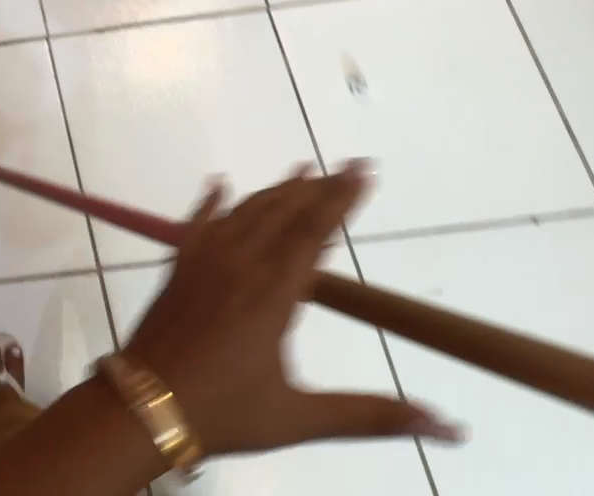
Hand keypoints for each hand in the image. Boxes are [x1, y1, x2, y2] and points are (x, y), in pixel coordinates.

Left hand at [125, 161, 461, 457]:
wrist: (144, 402)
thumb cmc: (224, 412)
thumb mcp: (301, 419)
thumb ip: (372, 416)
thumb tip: (449, 428)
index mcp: (271, 296)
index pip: (312, 235)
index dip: (339, 201)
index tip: (361, 172)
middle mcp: (236, 267)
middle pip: (279, 215)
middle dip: (315, 188)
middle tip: (342, 166)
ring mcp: (201, 263)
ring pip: (241, 214)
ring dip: (272, 192)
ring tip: (299, 170)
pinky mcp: (176, 268)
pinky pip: (195, 224)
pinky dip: (209, 202)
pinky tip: (217, 185)